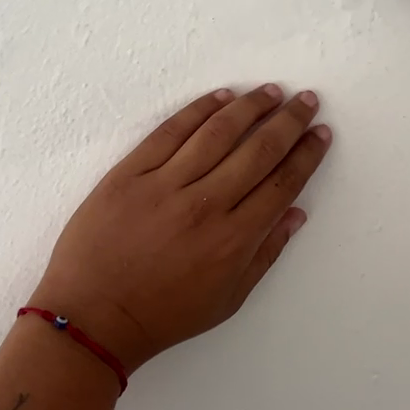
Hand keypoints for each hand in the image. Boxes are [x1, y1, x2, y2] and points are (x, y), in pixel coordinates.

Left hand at [29, 85, 331, 373]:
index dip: (306, 154)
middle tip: (306, 99)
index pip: (282, 183)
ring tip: (270, 91)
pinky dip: (200, 109)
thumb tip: (297, 212)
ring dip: (251, 106)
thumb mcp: (226, 300)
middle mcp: (206, 205)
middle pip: (259, 149)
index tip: (321, 132)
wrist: (89, 319)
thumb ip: (265, 253)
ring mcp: (165, 185)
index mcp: (233, 239)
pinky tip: (222, 96)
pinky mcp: (130, 172)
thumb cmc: (162, 315)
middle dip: (289, 121)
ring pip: (219, 131)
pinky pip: (171, 130)